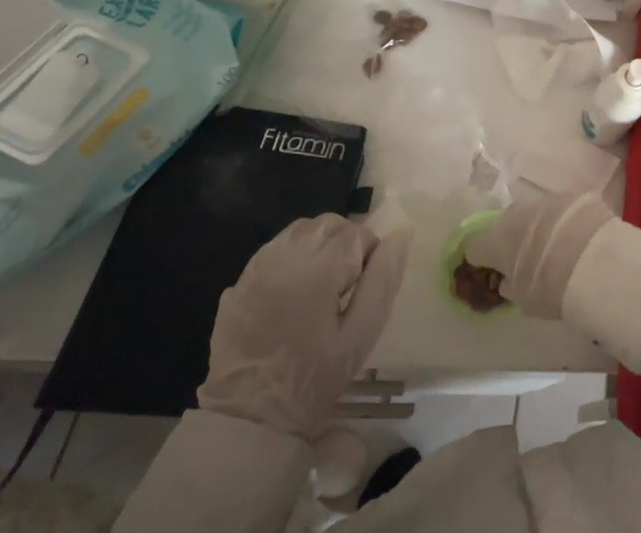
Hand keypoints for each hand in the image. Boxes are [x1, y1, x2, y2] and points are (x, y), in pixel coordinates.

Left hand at [198, 215, 409, 439]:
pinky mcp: (238, 285)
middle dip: (345, 245)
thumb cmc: (316, 376)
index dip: (370, 258)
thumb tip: (402, 235)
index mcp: (318, 267)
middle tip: (346, 288)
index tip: (362, 293)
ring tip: (321, 288)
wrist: (251, 416)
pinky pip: (272, 252)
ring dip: (318, 248)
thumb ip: (384, 279)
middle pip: (326, 225)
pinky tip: (292, 295)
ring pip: (298, 232)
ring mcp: (256, 270)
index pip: (357, 233)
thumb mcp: (362, 332)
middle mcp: (284, 257)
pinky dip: (290, 260)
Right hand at [463, 192, 615, 318]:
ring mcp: (545, 201)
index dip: (482, 259)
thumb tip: (508, 279)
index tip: (493, 269)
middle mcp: (515, 215)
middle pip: (505, 225)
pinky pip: (561, 209)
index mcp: (495, 241)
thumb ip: (511, 285)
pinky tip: (578, 236)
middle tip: (527, 258)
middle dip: (511, 239)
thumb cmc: (551, 287)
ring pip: (533, 214)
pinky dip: (564, 221)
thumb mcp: (524, 299)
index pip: (475, 247)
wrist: (595, 261)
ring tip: (556, 246)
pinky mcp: (572, 196)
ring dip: (538, 227)